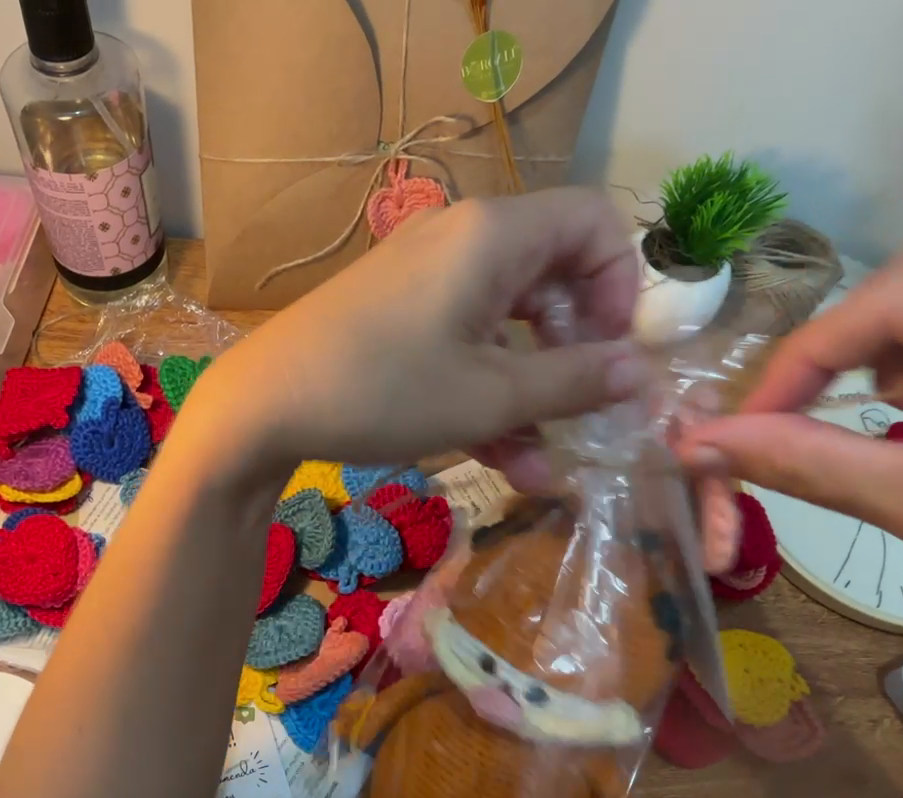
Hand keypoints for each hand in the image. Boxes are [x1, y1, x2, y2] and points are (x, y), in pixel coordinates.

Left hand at [188, 187, 646, 471]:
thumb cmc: (382, 392)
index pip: (594, 224)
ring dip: (527, 395)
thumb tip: (640, 371)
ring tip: (537, 469)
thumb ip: (573, 381)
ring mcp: (421, 279)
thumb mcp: (488, 396)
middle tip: (582, 414)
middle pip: (551, 279)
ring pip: (503, 327)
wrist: (262, 407)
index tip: (613, 355)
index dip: (621, 287)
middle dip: (573, 356)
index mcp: (493, 235)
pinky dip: (482, 390)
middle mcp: (459, 241)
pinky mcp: (393, 316)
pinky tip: (495, 457)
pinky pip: (459, 342)